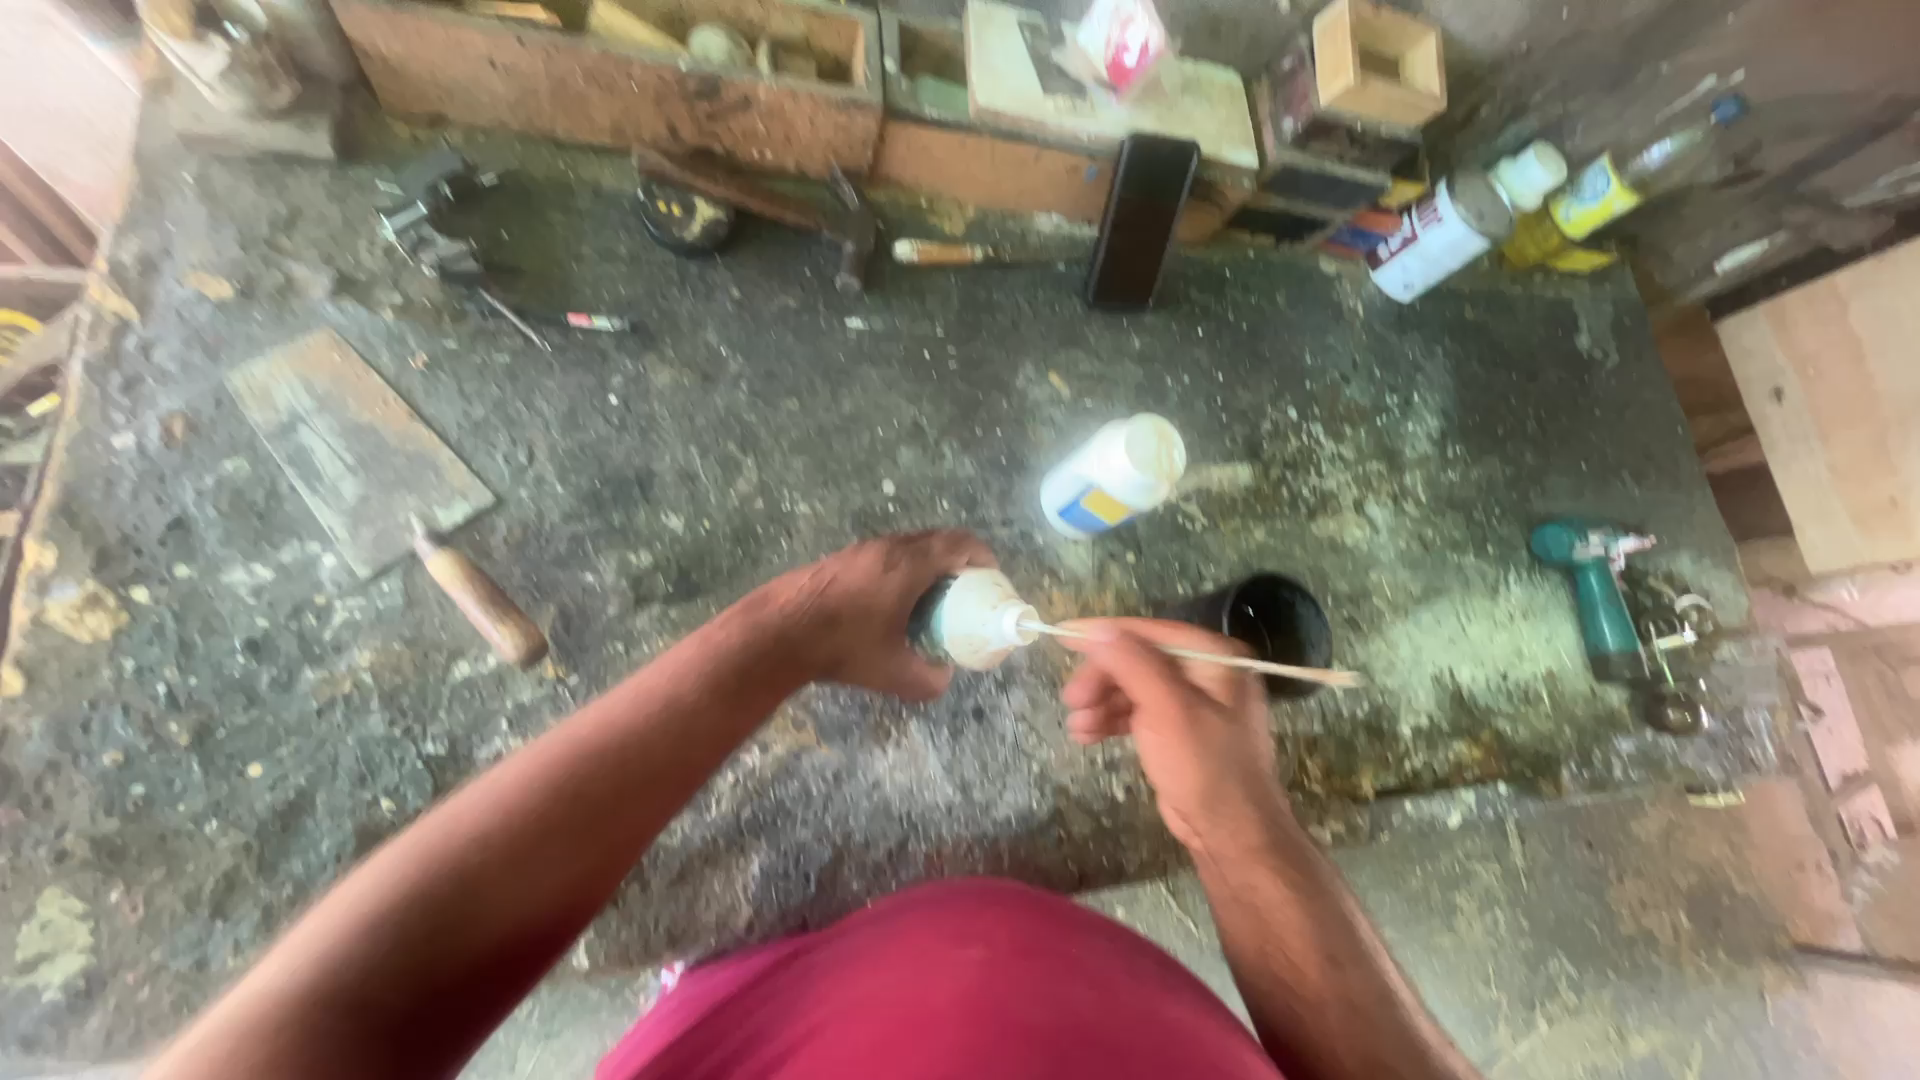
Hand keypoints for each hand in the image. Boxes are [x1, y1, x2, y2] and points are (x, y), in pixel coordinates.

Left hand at [764, 530, 996, 700]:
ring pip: (910, 545)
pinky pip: (888, 554)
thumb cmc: (842, 647)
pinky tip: (893, 601)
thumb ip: (929, 679)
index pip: (961, 544)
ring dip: (929, 563)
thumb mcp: (894, 673)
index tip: (991, 577)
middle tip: (966, 590)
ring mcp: (863, 549)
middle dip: (959, 561)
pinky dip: (904, 568)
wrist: (777, 632)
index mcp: (909, 565)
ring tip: (932, 597)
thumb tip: (944, 677)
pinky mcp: (843, 557)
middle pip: (937, 540)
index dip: (983, 557)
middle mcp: (889, 547)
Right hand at [1060, 618, 1289, 854]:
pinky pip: (1138, 712)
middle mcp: (1205, 673)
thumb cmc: (1205, 767)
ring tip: (1077, 727)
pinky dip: (1112, 720)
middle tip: (1072, 700)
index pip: (1150, 632)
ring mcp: (1191, 703)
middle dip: (1102, 679)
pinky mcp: (1178, 731)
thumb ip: (1132, 663)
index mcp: (1214, 658)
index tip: (1063, 637)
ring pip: (1133, 688)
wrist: (1232, 836)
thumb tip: (1096, 629)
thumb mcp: (1167, 709)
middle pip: (1138, 660)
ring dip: (1101, 703)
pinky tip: (1087, 735)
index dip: (1105, 635)